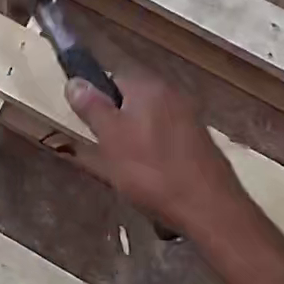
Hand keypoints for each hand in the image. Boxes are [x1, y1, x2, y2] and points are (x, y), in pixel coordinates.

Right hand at [64, 68, 244, 233]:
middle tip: (109, 152)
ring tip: (130, 170)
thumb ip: (92, 107)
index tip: (92, 126)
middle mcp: (172, 93)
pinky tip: (155, 177)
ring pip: (151, 121)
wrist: (208, 206)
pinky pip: (168, 139)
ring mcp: (190, 116)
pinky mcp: (201, 141)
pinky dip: (157, 153)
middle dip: (119, 122)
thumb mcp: (110, 138)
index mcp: (149, 86)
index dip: (98, 99)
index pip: (115, 76)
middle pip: (134, 99)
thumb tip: (75, 81)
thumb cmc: (151, 170)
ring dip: (138, 140)